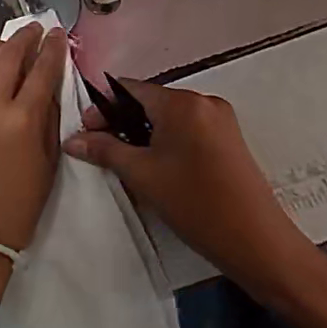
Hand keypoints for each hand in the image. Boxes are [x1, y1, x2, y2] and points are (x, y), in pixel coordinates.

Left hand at [0, 24, 69, 251]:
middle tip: (39, 28)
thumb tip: (53, 90)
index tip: (59, 33)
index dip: (53, 48)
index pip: (41, 71)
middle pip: (8, 56)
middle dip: (26, 37)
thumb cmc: (21, 203)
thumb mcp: (49, 162)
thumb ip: (51, 120)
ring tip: (13, 44)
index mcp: (23, 120)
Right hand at [64, 81, 314, 298]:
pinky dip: (167, 141)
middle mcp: (204, 102)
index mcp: (182, 102)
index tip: (86, 129)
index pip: (131, 88)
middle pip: (151, 102)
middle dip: (123, 121)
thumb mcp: (141, 175)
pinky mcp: (230, 140)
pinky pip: (189, 130)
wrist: (254, 239)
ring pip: (170, 118)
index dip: (103, 107)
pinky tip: (156, 167)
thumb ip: (105, 150)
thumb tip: (73, 139)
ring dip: (144, 133)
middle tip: (100, 148)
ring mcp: (221, 120)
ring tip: (126, 161)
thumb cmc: (193, 202)